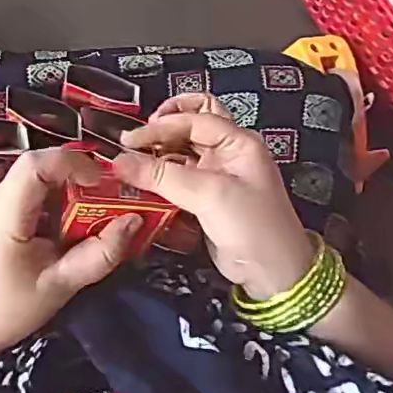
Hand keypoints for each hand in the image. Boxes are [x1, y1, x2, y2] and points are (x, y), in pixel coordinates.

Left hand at [0, 149, 139, 360]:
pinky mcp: (0, 218)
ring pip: (38, 179)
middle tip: (111, 195)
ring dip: (70, 189)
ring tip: (99, 211)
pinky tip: (75, 225)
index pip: (37, 164)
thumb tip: (134, 222)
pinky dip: (59, 203)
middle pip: (39, 166)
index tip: (105, 183)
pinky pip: (33, 196)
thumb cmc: (4, 311)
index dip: (75, 164)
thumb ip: (98, 254)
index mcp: (5, 213)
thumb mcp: (58, 286)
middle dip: (79, 175)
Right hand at [113, 109, 315, 299]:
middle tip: (134, 142)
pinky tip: (141, 181)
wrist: (274, 274)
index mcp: (238, 141)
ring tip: (131, 162)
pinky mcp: (206, 196)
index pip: (195, 118)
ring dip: (158, 152)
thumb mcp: (209, 195)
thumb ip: (163, 176)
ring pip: (182, 150)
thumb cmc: (252, 226)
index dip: (161, 125)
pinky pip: (179, 175)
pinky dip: (160, 174)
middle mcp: (228, 152)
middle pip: (191, 124)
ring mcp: (217, 174)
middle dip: (162, 128)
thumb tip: (118, 162)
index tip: (129, 141)